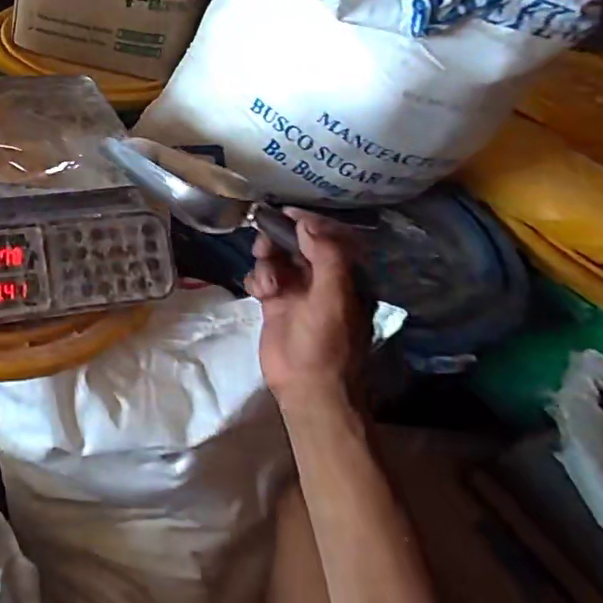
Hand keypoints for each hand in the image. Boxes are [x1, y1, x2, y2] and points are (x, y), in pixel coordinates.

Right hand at [247, 208, 360, 407]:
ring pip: (276, 259)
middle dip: (279, 241)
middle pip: (297, 244)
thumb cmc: (326, 344)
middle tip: (264, 247)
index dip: (309, 222)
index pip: (329, 237)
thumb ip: (326, 256)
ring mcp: (298, 291)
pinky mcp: (275, 304)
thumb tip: (306, 222)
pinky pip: (262, 277)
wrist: (308, 389)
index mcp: (346, 276)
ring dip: (266, 262)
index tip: (285, 213)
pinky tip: (259, 293)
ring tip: (266, 281)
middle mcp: (322, 279)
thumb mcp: (334, 298)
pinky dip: (257, 279)